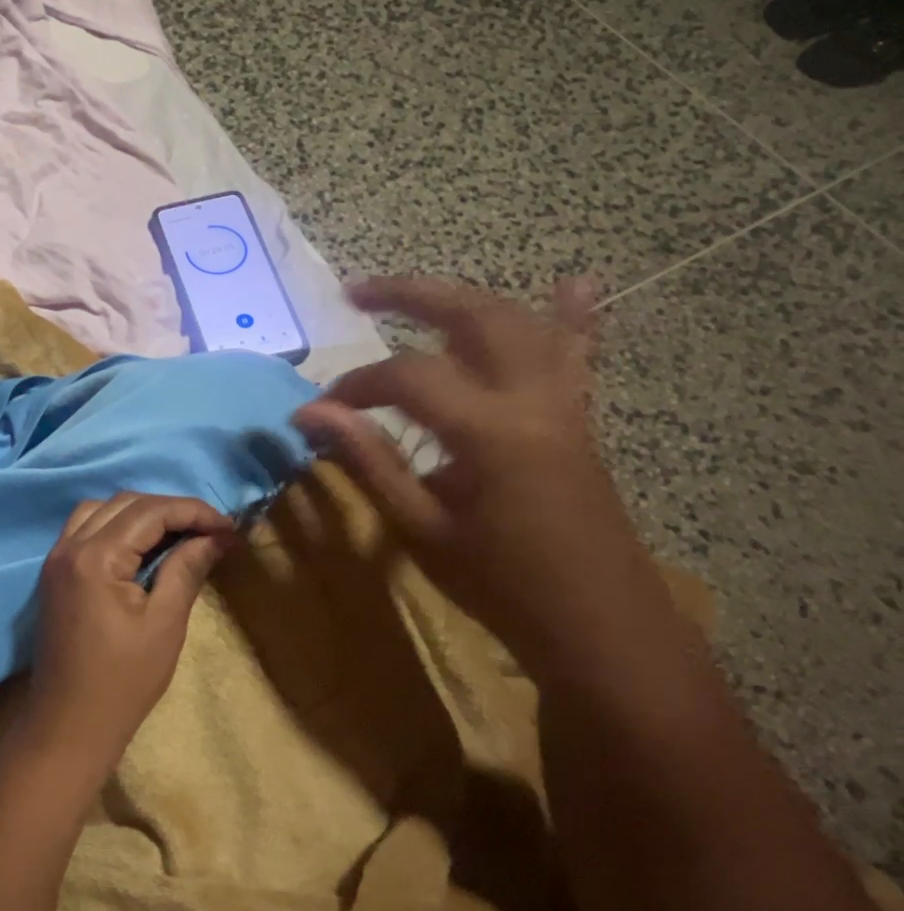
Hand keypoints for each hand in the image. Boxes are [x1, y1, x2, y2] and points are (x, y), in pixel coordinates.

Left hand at [20, 493, 233, 771]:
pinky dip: (115, 526)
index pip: (149, 511)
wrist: (69, 722)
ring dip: (140, 513)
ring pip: (100, 510)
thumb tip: (216, 536)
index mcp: (95, 557)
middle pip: (123, 503)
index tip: (229, 528)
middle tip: (210, 531)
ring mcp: (56, 558)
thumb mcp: (165, 624)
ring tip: (179, 534)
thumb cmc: (123, 681)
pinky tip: (142, 546)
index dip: (193, 512)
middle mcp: (69, 546)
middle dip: (170, 509)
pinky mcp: (54, 573)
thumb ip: (186, 570)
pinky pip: (84, 529)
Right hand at [292, 277, 665, 671]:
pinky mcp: (577, 419)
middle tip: (356, 292)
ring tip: (418, 290)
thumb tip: (310, 414)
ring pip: (521, 324)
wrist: (600, 626)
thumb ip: (369, 460)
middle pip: (473, 316)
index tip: (319, 407)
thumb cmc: (502, 585)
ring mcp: (565, 404)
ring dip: (466, 298)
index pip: (409, 376)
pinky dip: (572, 317)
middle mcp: (533, 400)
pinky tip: (575, 284)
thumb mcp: (422, 527)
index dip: (356, 384)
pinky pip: (577, 356)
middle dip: (411, 295)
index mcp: (490, 431)